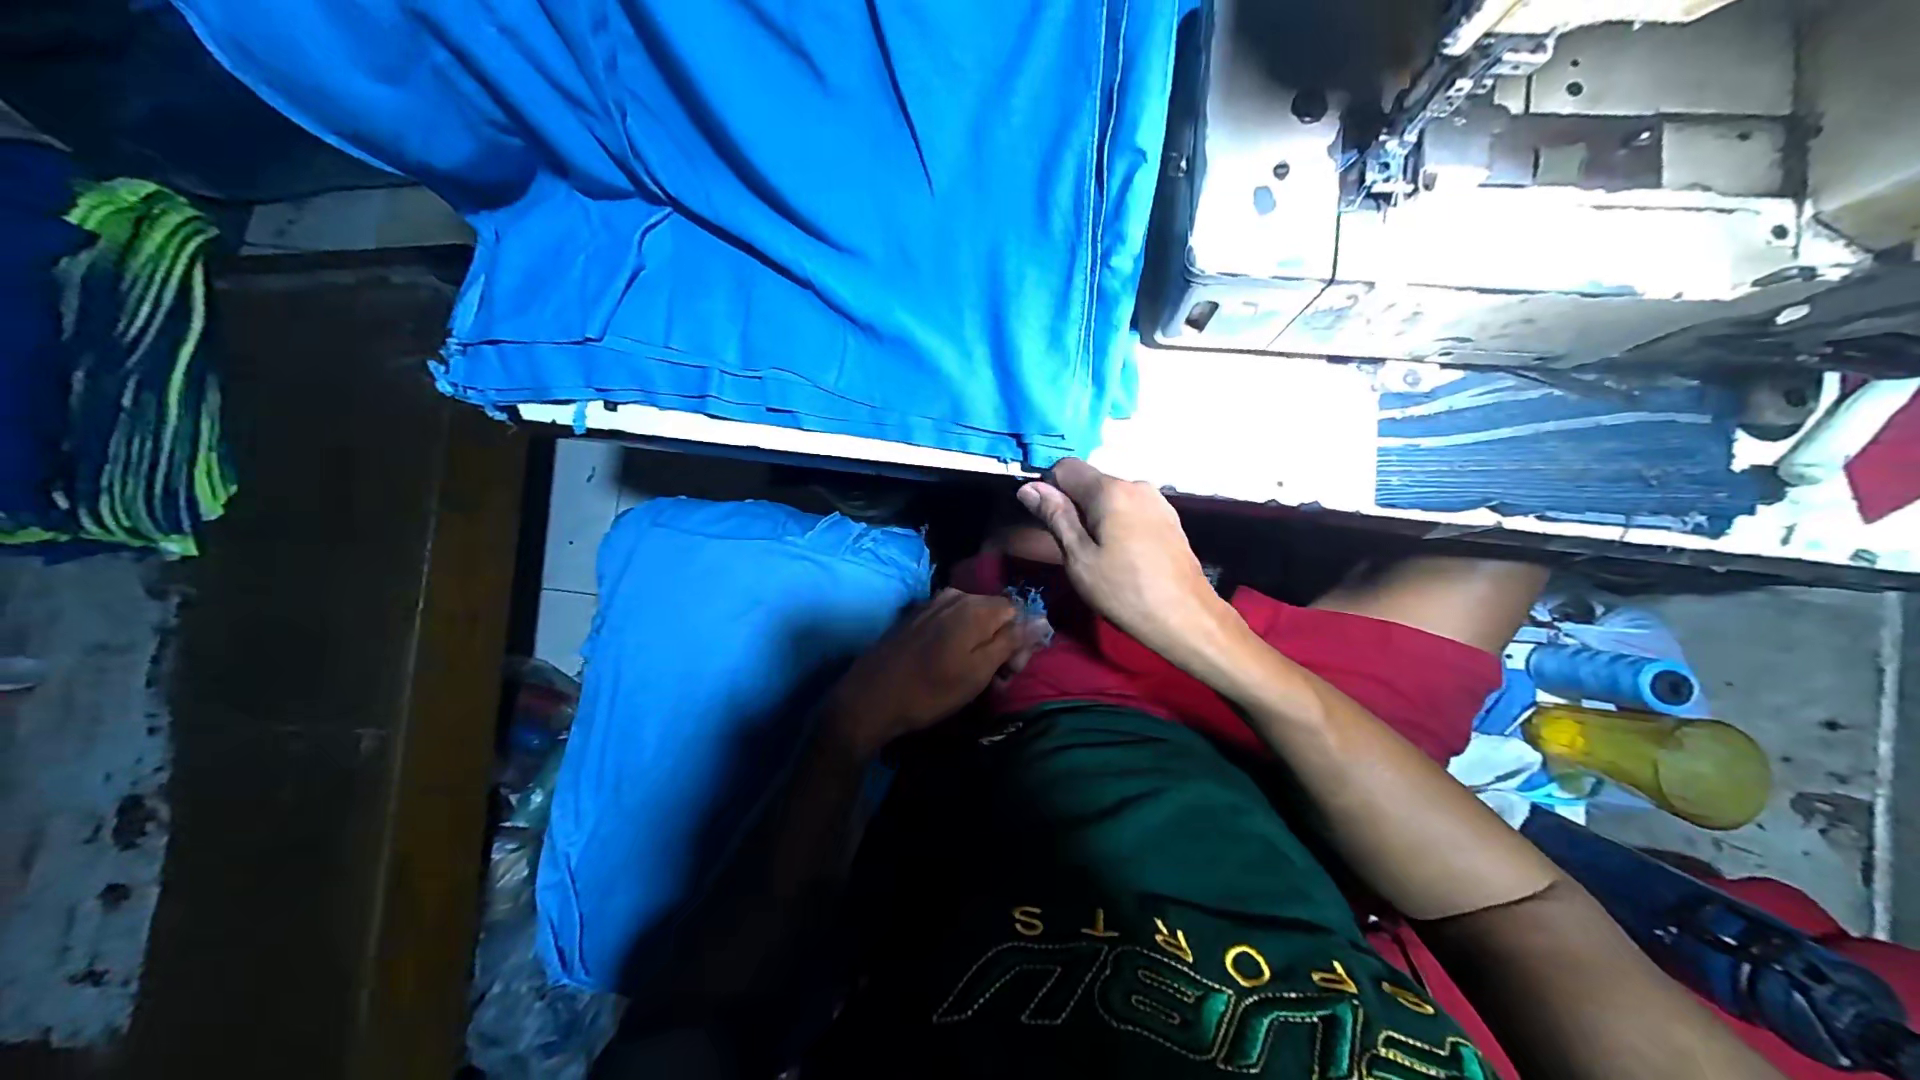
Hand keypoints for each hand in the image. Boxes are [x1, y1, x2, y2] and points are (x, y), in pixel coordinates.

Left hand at [824, 589, 1046, 757]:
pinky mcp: (915, 617)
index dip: (1021, 642)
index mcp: (975, 606)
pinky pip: (951, 623)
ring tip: (972, 680)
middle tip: (995, 682)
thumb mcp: (979, 671)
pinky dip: (959, 642)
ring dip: (980, 647)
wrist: (870, 698)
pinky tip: (949, 668)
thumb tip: (1041, 619)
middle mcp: (954, 596)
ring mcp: (931, 604)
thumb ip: (1011, 641)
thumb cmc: (930, 690)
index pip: (1017, 612)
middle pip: (995, 614)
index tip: (1011, 672)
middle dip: (1001, 645)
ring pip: (972, 620)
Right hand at [1016, 459, 1240, 673]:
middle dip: (1074, 507)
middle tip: (1074, 549)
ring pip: (1112, 497)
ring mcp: (1157, 501)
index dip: (1048, 489)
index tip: (1048, 522)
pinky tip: (1124, 556)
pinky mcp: (1169, 519)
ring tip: (1101, 556)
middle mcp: (1136, 485)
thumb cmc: (1124, 591)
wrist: (1185, 617)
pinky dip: (1119, 524)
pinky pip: (1132, 510)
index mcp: (1111, 490)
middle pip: (1091, 483)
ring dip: (1097, 518)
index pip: (1066, 468)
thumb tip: (1029, 488)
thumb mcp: (1079, 557)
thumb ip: (1055, 517)